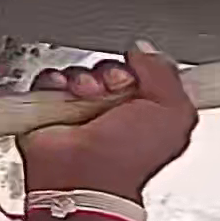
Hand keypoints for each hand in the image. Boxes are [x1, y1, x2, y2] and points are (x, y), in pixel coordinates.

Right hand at [18, 42, 196, 201]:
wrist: (83, 170)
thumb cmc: (129, 154)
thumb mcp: (172, 112)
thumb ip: (166, 75)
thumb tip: (145, 49)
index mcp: (146, 111)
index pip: (141, 72)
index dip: (139, 69)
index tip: (137, 78)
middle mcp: (112, 109)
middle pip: (108, 69)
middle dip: (108, 73)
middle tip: (109, 89)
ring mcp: (79, 108)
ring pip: (78, 71)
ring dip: (81, 79)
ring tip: (84, 96)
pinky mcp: (47, 107)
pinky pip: (48, 78)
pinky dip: (53, 82)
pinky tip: (62, 93)